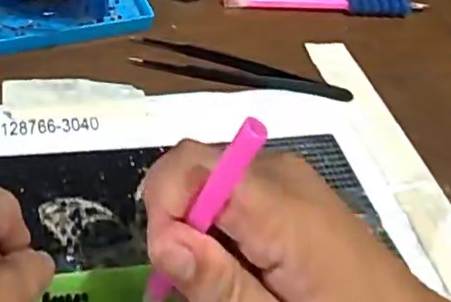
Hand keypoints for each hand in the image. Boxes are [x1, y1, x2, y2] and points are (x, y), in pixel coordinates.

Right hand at [142, 141, 442, 301]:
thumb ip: (223, 285)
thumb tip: (160, 241)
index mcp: (280, 202)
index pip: (192, 165)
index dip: (163, 206)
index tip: (165, 264)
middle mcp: (277, 169)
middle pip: (195, 167)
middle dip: (175, 218)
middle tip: (185, 282)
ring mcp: (286, 173)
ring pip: (208, 176)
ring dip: (194, 222)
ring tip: (214, 282)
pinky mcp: (290, 185)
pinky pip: (232, 186)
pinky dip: (219, 220)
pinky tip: (237, 266)